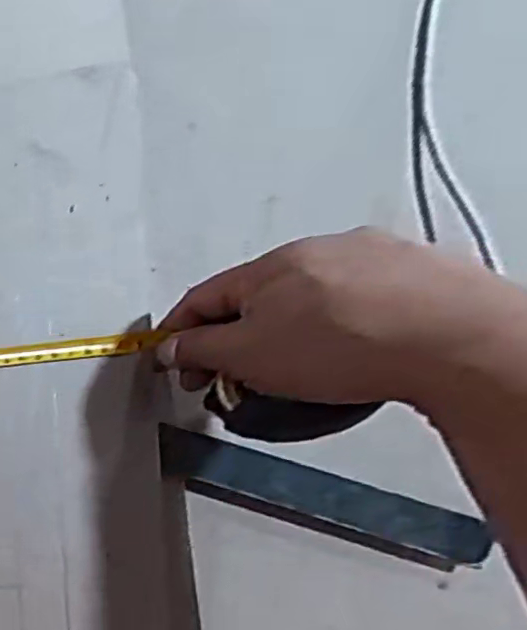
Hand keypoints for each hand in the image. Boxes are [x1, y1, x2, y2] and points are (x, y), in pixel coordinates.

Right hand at [155, 228, 526, 413]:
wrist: (462, 345)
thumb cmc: (356, 345)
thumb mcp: (239, 355)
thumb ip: (193, 349)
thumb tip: (175, 346)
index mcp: (274, 262)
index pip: (199, 300)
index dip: (176, 336)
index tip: (173, 360)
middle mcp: (327, 249)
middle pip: (251, 299)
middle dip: (231, 340)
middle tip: (227, 374)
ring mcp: (378, 258)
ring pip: (302, 301)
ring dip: (282, 336)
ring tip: (287, 371)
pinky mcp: (418, 275)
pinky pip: (351, 305)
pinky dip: (333, 331)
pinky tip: (338, 358)